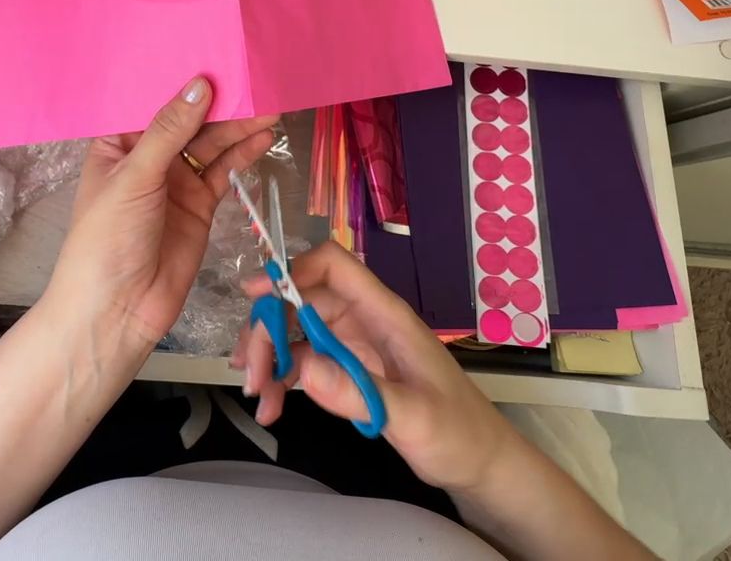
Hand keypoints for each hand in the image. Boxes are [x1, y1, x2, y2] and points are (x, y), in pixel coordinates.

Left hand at [46, 76, 277, 356]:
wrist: (118, 310)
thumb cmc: (108, 237)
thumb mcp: (134, 177)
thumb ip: (169, 131)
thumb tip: (201, 84)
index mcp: (118, 142)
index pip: (153, 102)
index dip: (181, 81)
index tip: (213, 52)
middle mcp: (148, 157)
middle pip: (189, 121)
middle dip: (219, 102)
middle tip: (253, 77)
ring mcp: (176, 181)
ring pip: (211, 144)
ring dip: (238, 125)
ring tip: (269, 101)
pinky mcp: (200, 204)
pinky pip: (224, 170)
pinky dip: (243, 153)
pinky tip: (263, 134)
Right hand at [230, 243, 516, 490]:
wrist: (480, 464)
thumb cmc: (458, 433)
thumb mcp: (414, 418)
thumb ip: (360, 393)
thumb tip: (305, 370)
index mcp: (383, 313)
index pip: (333, 266)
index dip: (293, 270)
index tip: (255, 296)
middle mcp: (363, 319)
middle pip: (302, 300)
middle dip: (270, 329)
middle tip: (250, 373)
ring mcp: (353, 343)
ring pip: (296, 330)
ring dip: (270, 356)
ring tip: (258, 395)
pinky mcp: (348, 368)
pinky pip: (304, 360)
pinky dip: (282, 378)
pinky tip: (272, 406)